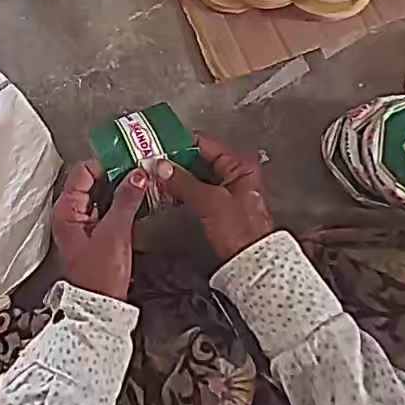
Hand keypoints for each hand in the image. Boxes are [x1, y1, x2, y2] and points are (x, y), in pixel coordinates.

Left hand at [51, 162, 149, 298]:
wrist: (101, 307)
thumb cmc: (99, 275)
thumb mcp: (115, 232)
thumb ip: (126, 199)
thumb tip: (137, 174)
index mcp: (67, 210)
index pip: (84, 172)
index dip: (107, 164)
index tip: (130, 160)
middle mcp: (73, 213)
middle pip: (95, 181)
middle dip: (119, 174)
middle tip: (142, 168)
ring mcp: (86, 223)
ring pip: (105, 194)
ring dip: (124, 188)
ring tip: (146, 182)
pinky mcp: (99, 233)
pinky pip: (112, 208)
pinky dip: (126, 203)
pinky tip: (142, 200)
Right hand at [156, 135, 274, 261]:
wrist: (250, 262)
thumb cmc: (241, 231)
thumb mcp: (209, 202)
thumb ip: (183, 181)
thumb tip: (162, 166)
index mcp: (240, 165)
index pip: (205, 143)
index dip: (181, 142)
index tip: (159, 143)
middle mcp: (236, 173)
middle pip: (200, 158)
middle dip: (176, 160)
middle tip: (153, 160)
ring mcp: (228, 189)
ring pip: (197, 175)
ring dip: (177, 176)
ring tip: (156, 174)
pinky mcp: (221, 205)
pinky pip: (198, 189)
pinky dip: (183, 189)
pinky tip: (167, 191)